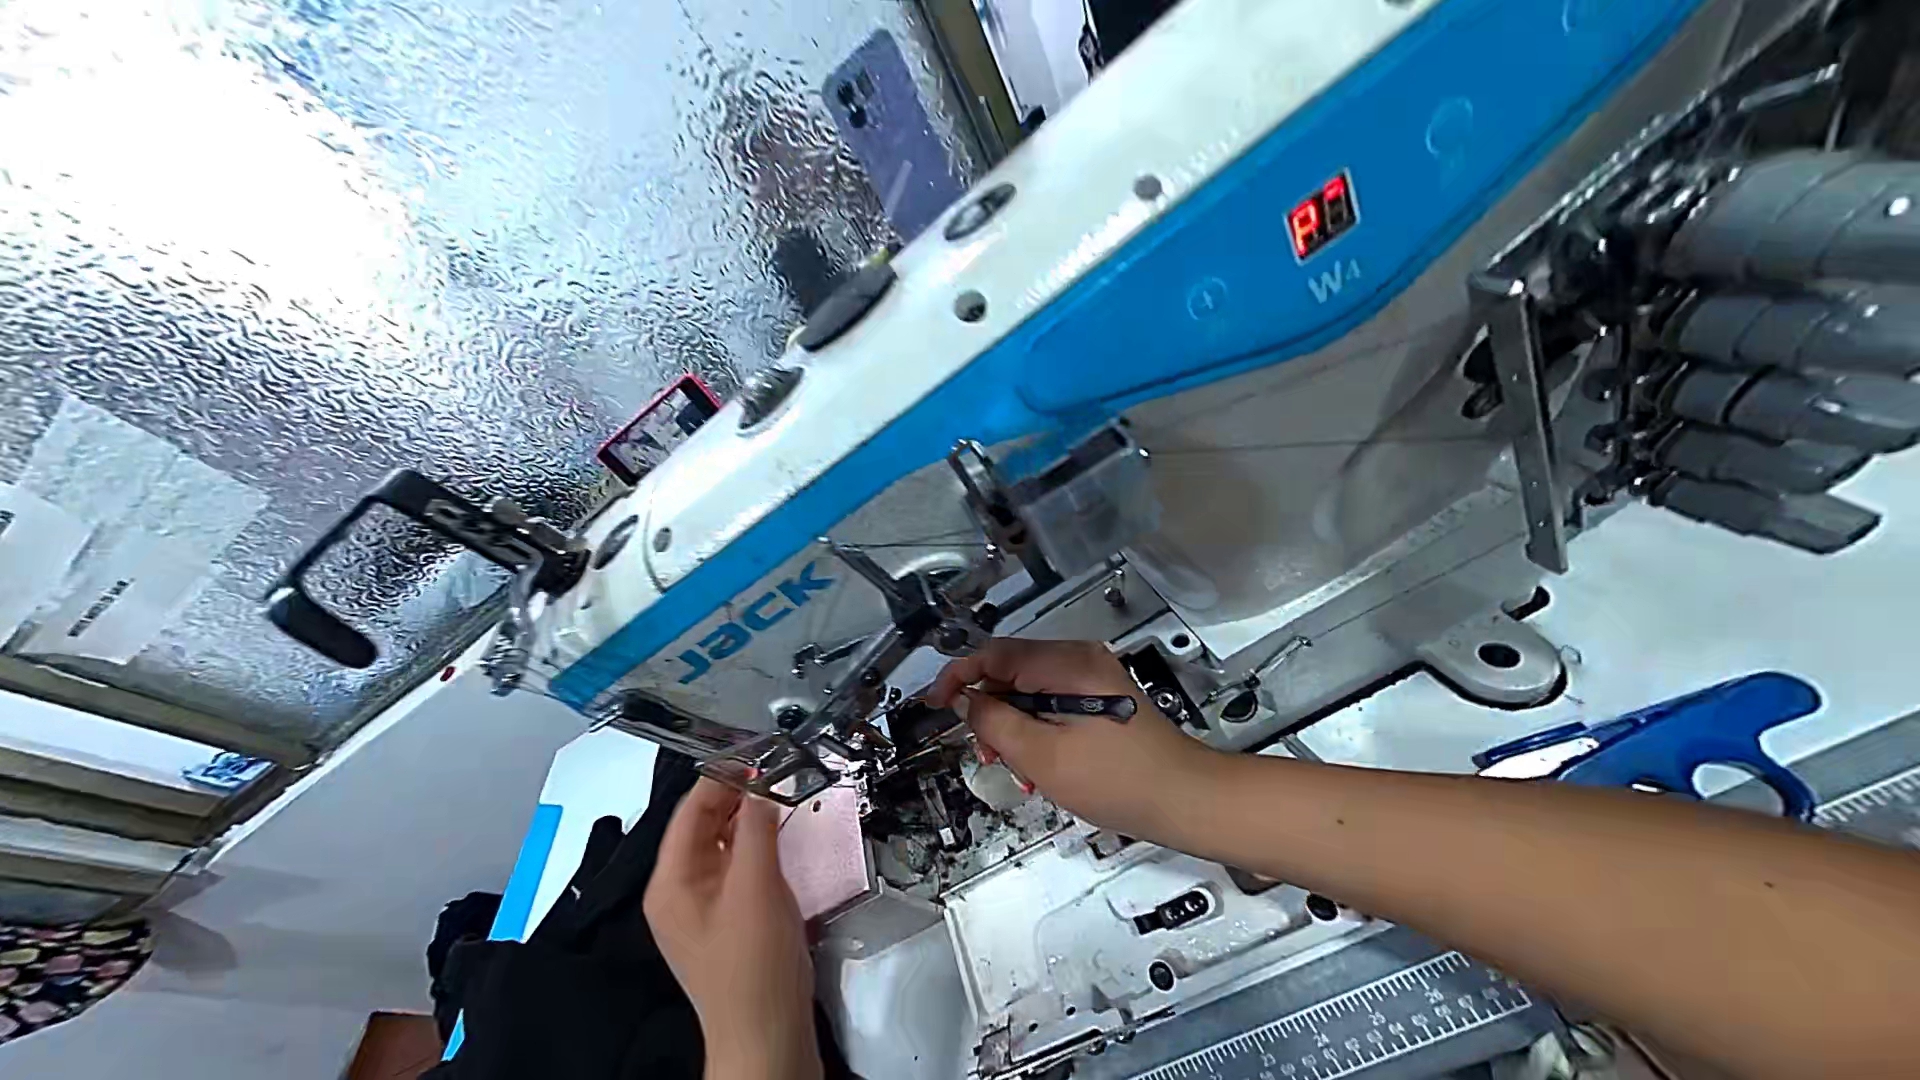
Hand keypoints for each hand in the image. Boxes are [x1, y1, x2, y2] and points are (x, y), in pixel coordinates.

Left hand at [644, 778, 822, 1079]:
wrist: (768, 1029)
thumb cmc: (753, 967)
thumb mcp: (757, 885)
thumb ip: (757, 828)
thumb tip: (760, 786)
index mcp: (671, 883)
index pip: (690, 811)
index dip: (721, 778)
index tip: (754, 756)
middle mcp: (680, 889)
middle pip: (703, 824)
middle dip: (735, 794)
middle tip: (770, 770)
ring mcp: (703, 902)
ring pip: (721, 841)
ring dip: (746, 815)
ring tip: (775, 791)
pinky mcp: (727, 912)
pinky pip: (736, 860)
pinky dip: (754, 839)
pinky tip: (774, 829)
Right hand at [928, 638, 1220, 841]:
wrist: (1184, 798)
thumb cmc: (1117, 779)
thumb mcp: (1041, 754)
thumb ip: (993, 721)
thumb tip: (964, 699)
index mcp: (1067, 662)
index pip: (994, 653)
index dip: (958, 676)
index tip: (936, 703)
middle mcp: (1079, 657)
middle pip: (1010, 670)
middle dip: (989, 710)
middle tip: (983, 750)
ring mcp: (1091, 674)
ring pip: (1027, 689)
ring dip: (1011, 725)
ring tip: (1014, 767)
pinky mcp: (1098, 693)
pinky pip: (1050, 700)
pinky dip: (1034, 727)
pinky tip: (1037, 763)